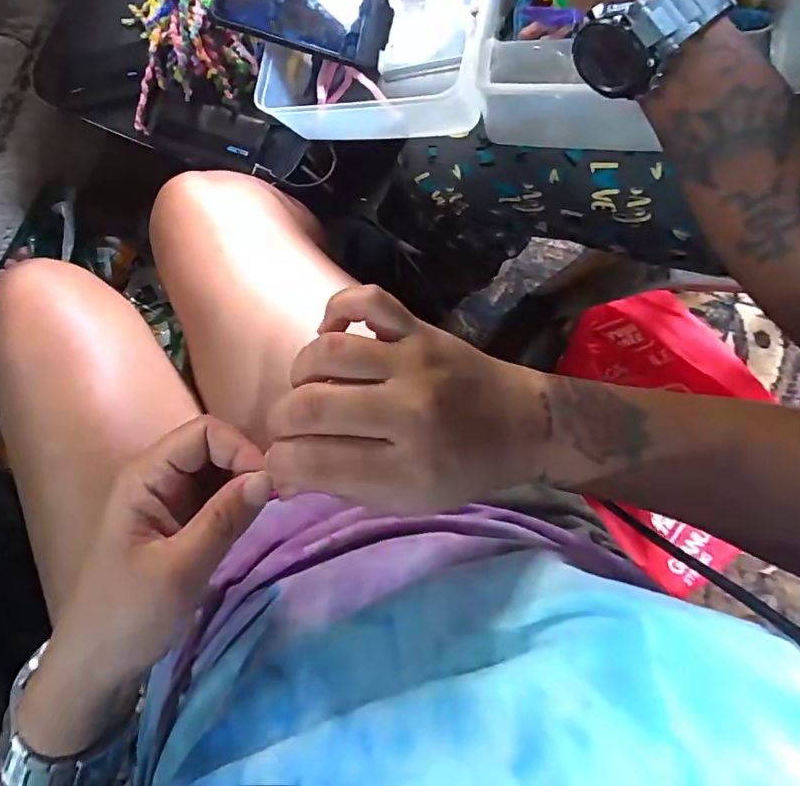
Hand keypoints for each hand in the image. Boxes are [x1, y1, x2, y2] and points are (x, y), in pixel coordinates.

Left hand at [17, 416, 272, 755]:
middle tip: (278, 498)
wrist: (94, 669)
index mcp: (146, 475)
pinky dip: (237, 503)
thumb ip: (223, 520)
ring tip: (272, 509)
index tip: (269, 485)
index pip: (203, 432)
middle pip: (212, 445)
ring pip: (217, 470)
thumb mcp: (179, 570)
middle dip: (245, 463)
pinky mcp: (180, 523)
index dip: (239, 447)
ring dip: (245, 484)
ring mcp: (169, 500)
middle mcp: (158, 477)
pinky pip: (215, 497)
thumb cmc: (127, 616)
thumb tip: (269, 477)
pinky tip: (254, 521)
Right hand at [264, 285, 549, 513]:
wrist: (521, 423)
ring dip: (301, 371)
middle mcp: (409, 412)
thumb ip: (340, 485)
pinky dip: (336, 309)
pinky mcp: (420, 328)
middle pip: (311, 407)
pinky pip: (367, 300)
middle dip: (280, 421)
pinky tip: (330, 334)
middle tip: (286, 426)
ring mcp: (415, 362)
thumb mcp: (406, 500)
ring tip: (306, 386)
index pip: (313, 463)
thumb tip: (280, 477)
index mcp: (408, 470)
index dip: (279, 464)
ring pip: (328, 353)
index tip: (278, 462)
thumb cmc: (461, 469)